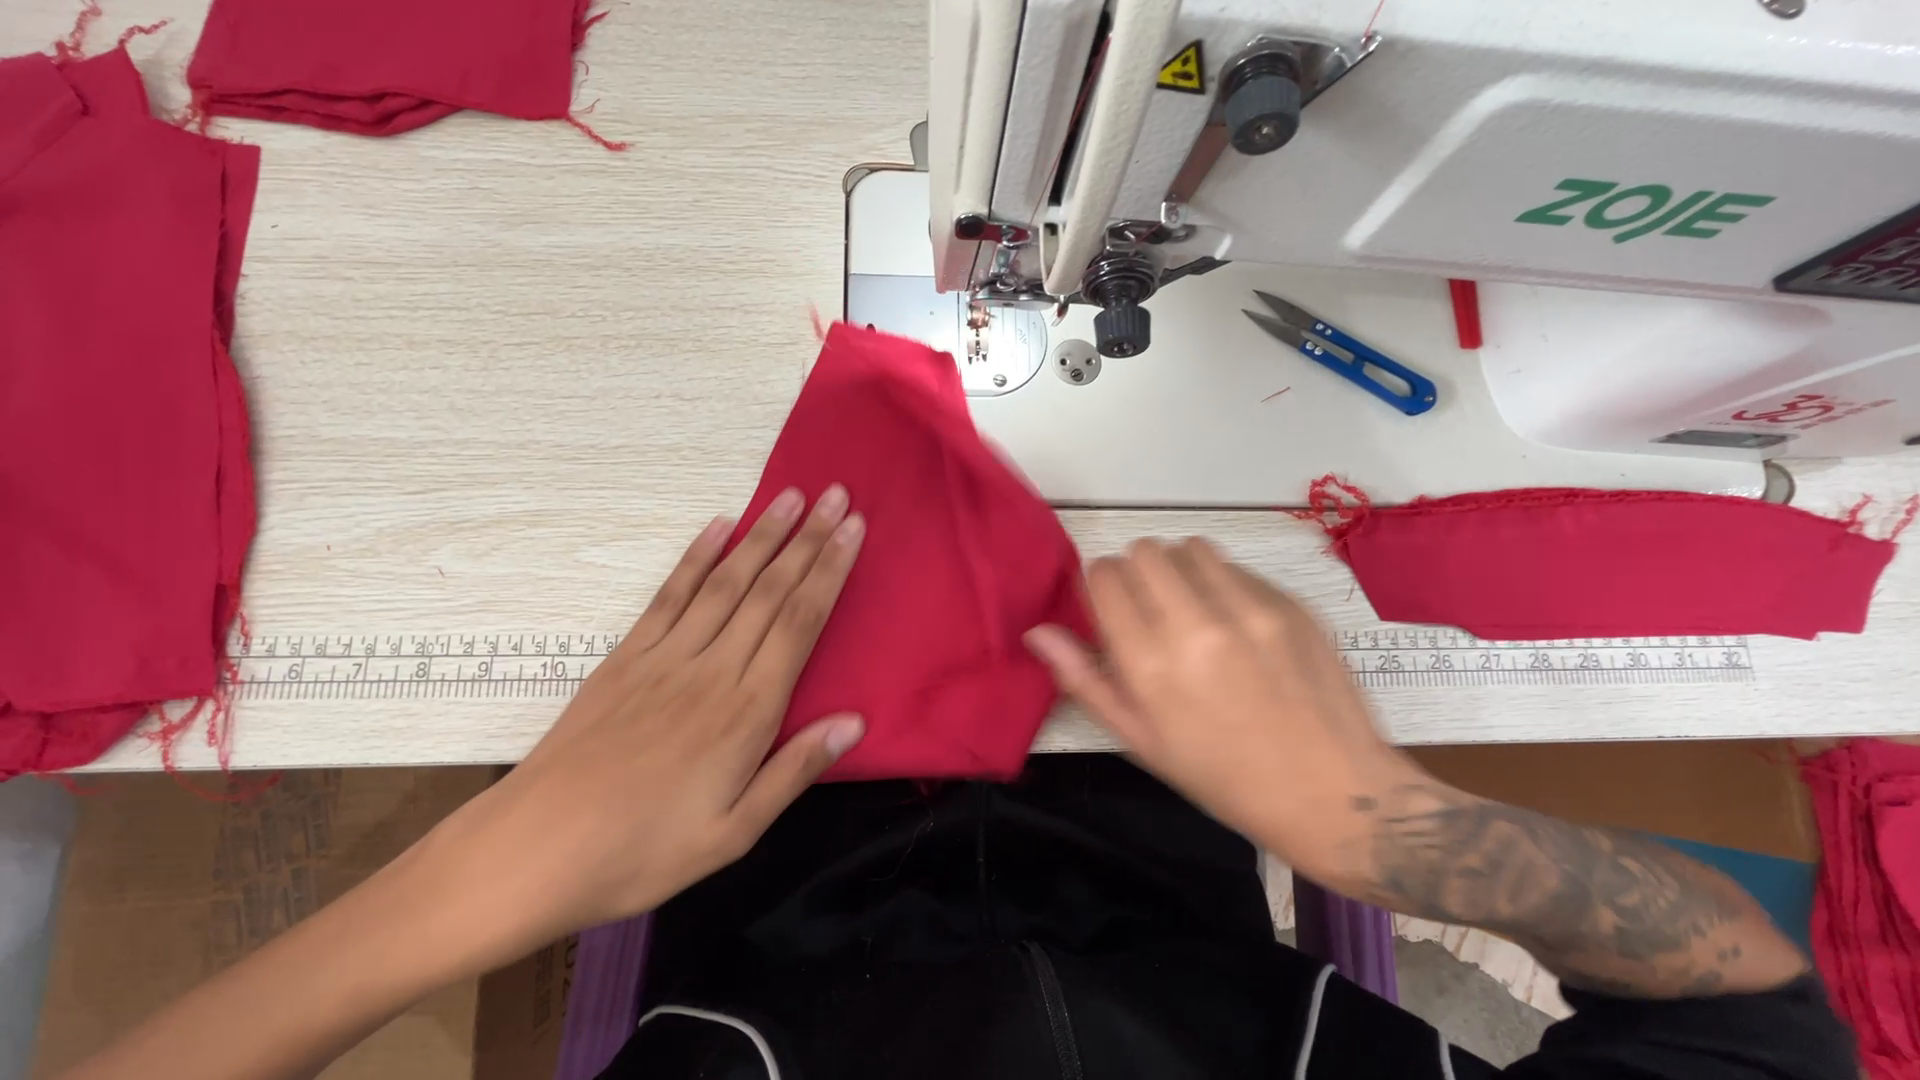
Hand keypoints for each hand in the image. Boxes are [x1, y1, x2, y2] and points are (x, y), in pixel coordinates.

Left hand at [424, 486, 867, 945]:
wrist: (535, 851)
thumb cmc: (645, 852)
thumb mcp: (735, 832)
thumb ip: (796, 771)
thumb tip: (855, 721)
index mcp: (747, 713)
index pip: (799, 623)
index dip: (829, 572)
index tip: (852, 530)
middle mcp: (712, 670)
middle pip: (769, 592)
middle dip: (807, 540)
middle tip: (836, 494)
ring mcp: (665, 658)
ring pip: (725, 583)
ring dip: (762, 535)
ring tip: (790, 496)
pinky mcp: (625, 657)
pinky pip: (669, 595)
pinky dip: (695, 557)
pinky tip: (718, 528)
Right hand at [1024, 537, 1417, 883]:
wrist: (1331, 792)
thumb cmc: (1222, 777)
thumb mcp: (1142, 741)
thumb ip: (1085, 679)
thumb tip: (1038, 632)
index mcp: (1151, 663)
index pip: (1104, 577)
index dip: (1100, 589)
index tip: (1112, 611)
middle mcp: (1197, 623)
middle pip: (1144, 551)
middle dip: (1135, 572)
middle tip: (1149, 609)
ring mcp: (1250, 608)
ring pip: (1191, 547)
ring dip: (1179, 568)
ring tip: (1192, 607)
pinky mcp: (1290, 604)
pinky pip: (1238, 567)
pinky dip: (1223, 583)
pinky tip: (1237, 624)